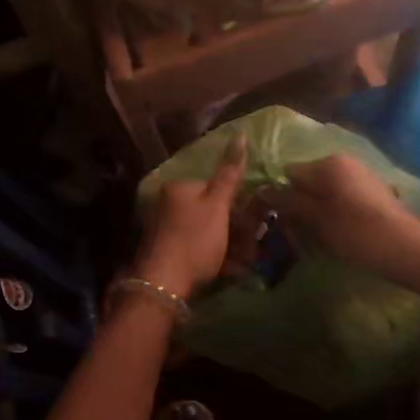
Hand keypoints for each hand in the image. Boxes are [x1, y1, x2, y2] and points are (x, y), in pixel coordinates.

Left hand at [136, 137, 246, 296]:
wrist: (163, 285)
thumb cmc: (194, 240)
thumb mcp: (217, 206)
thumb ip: (229, 175)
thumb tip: (239, 135)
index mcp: (178, 189)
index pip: (213, 188)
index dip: (237, 205)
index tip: (256, 222)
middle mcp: (166, 205)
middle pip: (210, 212)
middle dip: (235, 229)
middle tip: (253, 245)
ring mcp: (164, 231)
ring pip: (205, 233)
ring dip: (229, 246)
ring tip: (245, 262)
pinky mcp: (166, 254)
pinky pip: (196, 250)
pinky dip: (215, 258)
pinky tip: (231, 271)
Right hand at [268, 155, 419, 270]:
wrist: (404, 248)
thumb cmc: (353, 232)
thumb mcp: (314, 218)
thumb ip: (287, 202)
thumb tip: (262, 190)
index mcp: (326, 164)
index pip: (288, 174)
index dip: (281, 196)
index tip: (280, 221)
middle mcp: (343, 161)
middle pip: (307, 181)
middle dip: (298, 205)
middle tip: (297, 234)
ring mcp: (360, 175)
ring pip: (323, 191)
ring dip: (315, 211)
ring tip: (318, 237)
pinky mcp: (372, 191)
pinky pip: (340, 197)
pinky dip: (332, 212)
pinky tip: (337, 232)